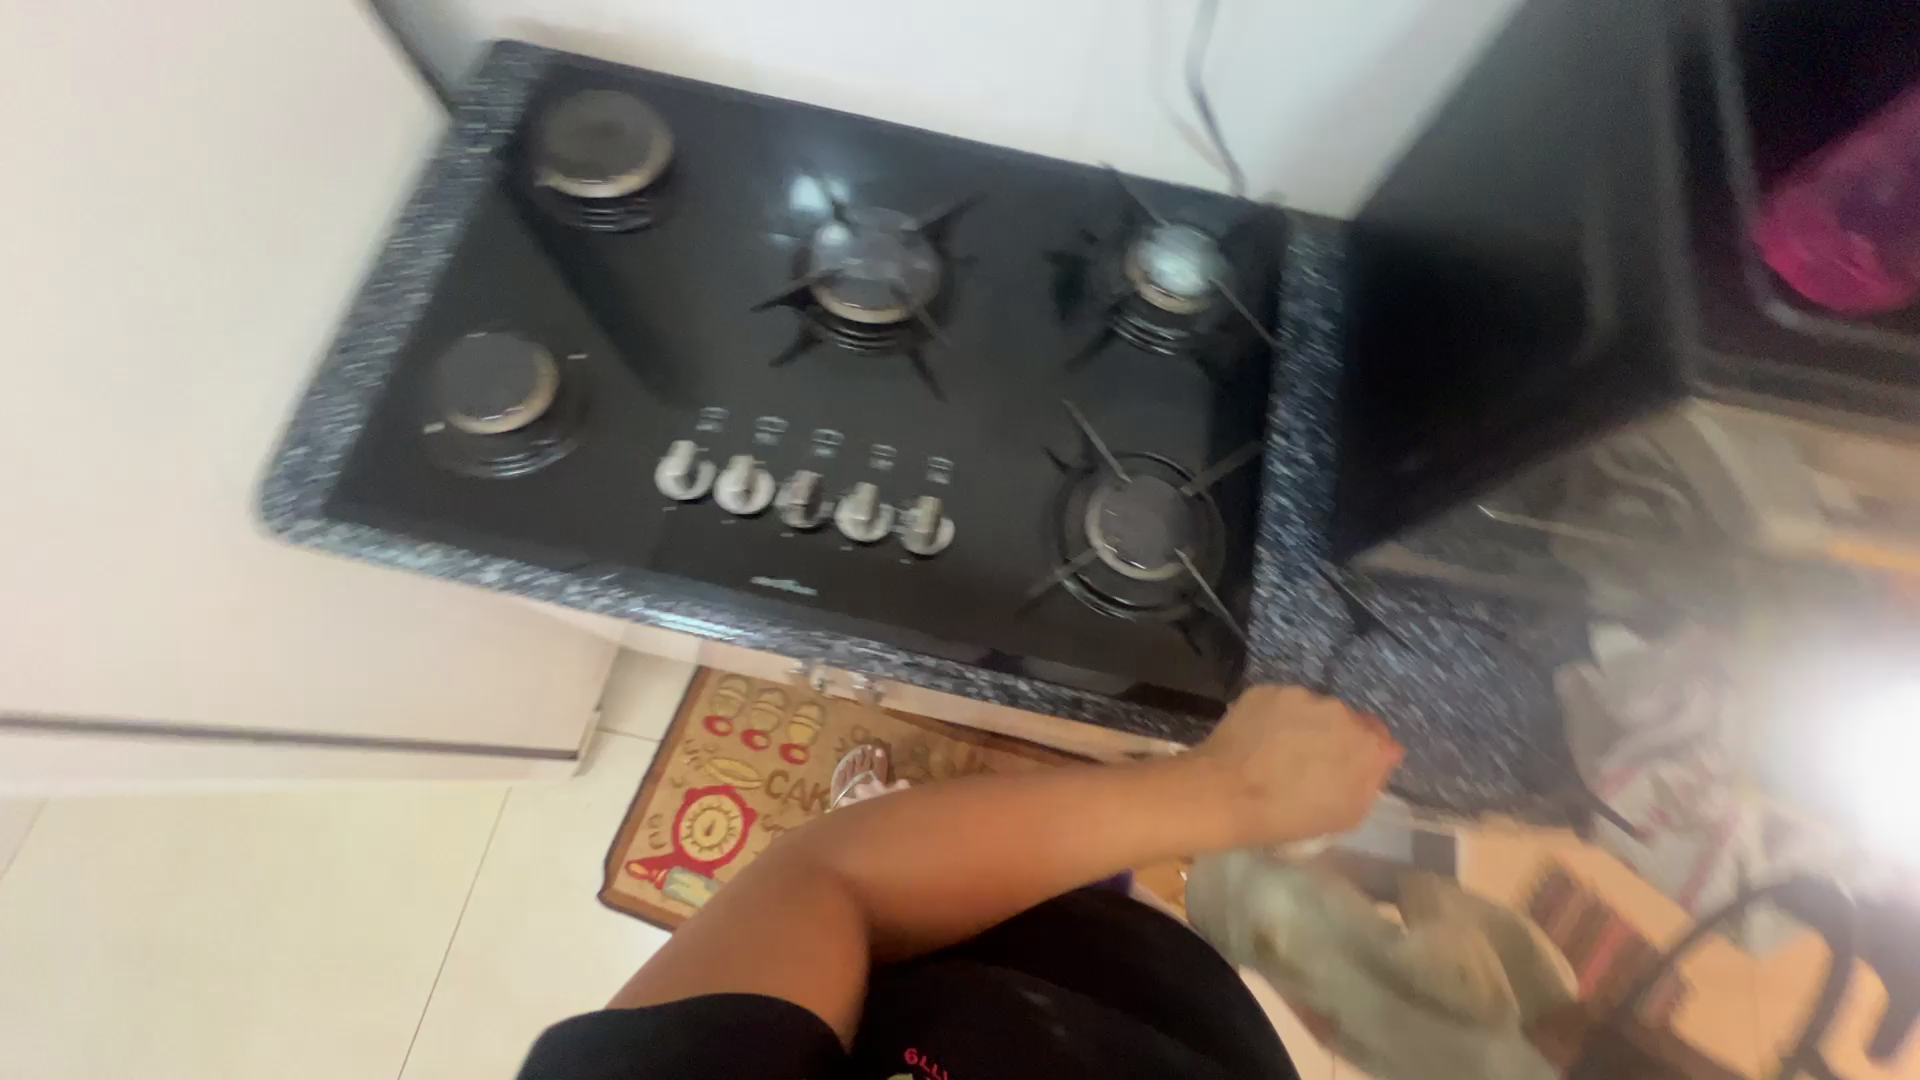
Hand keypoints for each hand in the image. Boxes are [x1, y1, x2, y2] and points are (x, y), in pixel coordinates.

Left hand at [1191, 685, 1403, 845]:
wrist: (1229, 791)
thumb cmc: (1292, 814)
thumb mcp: (1349, 812)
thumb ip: (1370, 779)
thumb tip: (1380, 757)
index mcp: (1367, 743)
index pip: (1379, 739)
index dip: (1363, 754)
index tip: (1345, 769)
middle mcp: (1338, 711)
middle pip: (1344, 721)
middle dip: (1333, 737)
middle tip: (1308, 761)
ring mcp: (1299, 696)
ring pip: (1310, 709)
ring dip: (1303, 723)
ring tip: (1278, 749)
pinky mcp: (1265, 690)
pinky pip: (1278, 703)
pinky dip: (1273, 716)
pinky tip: (1258, 737)